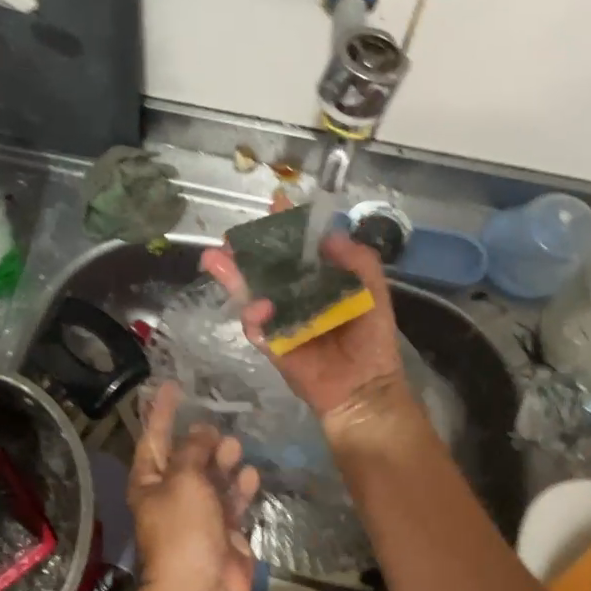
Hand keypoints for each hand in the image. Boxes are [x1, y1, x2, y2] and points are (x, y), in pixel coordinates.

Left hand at [129, 382, 260, 590]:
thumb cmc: (182, 530)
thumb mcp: (183, 479)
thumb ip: (194, 451)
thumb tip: (204, 432)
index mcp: (150, 482)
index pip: (155, 437)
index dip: (162, 411)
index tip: (171, 385)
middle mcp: (173, 495)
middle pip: (188, 457)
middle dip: (201, 440)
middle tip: (217, 424)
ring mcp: (200, 515)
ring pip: (214, 477)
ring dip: (224, 461)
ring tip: (235, 448)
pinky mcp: (225, 532)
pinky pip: (234, 501)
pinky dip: (241, 487)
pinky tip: (249, 475)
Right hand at [200, 226, 403, 416]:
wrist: (365, 387)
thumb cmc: (371, 338)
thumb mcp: (373, 291)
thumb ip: (358, 260)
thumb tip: (330, 234)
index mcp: (316, 280)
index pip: (296, 248)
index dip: (285, 226)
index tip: (276, 203)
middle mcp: (293, 295)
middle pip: (264, 267)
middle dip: (244, 249)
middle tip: (229, 236)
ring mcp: (279, 319)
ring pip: (250, 292)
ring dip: (232, 274)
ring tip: (216, 258)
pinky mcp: (270, 344)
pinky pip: (255, 326)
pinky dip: (254, 315)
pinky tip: (260, 308)